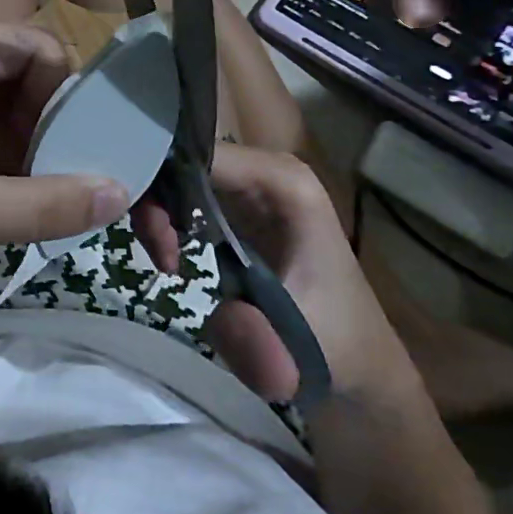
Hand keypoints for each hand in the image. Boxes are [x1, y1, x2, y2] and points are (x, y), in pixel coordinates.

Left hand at [0, 14, 128, 298]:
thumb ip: (34, 204)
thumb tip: (118, 194)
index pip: (28, 47)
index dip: (64, 94)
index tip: (85, 152)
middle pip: (17, 74)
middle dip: (46, 127)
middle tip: (71, 182)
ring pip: (1, 104)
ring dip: (26, 148)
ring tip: (46, 197)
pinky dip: (1, 160)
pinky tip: (14, 197)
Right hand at [138, 145, 416, 403]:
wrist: (357, 360)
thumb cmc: (335, 342)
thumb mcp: (295, 341)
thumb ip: (250, 333)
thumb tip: (210, 312)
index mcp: (285, 182)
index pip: (200, 153)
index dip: (166, 185)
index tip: (155, 236)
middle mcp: (265, 169)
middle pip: (184, 159)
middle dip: (156, 202)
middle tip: (158, 254)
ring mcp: (250, 184)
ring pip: (178, 175)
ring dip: (158, 214)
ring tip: (167, 261)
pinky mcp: (237, 202)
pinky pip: (184, 192)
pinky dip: (167, 220)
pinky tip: (173, 256)